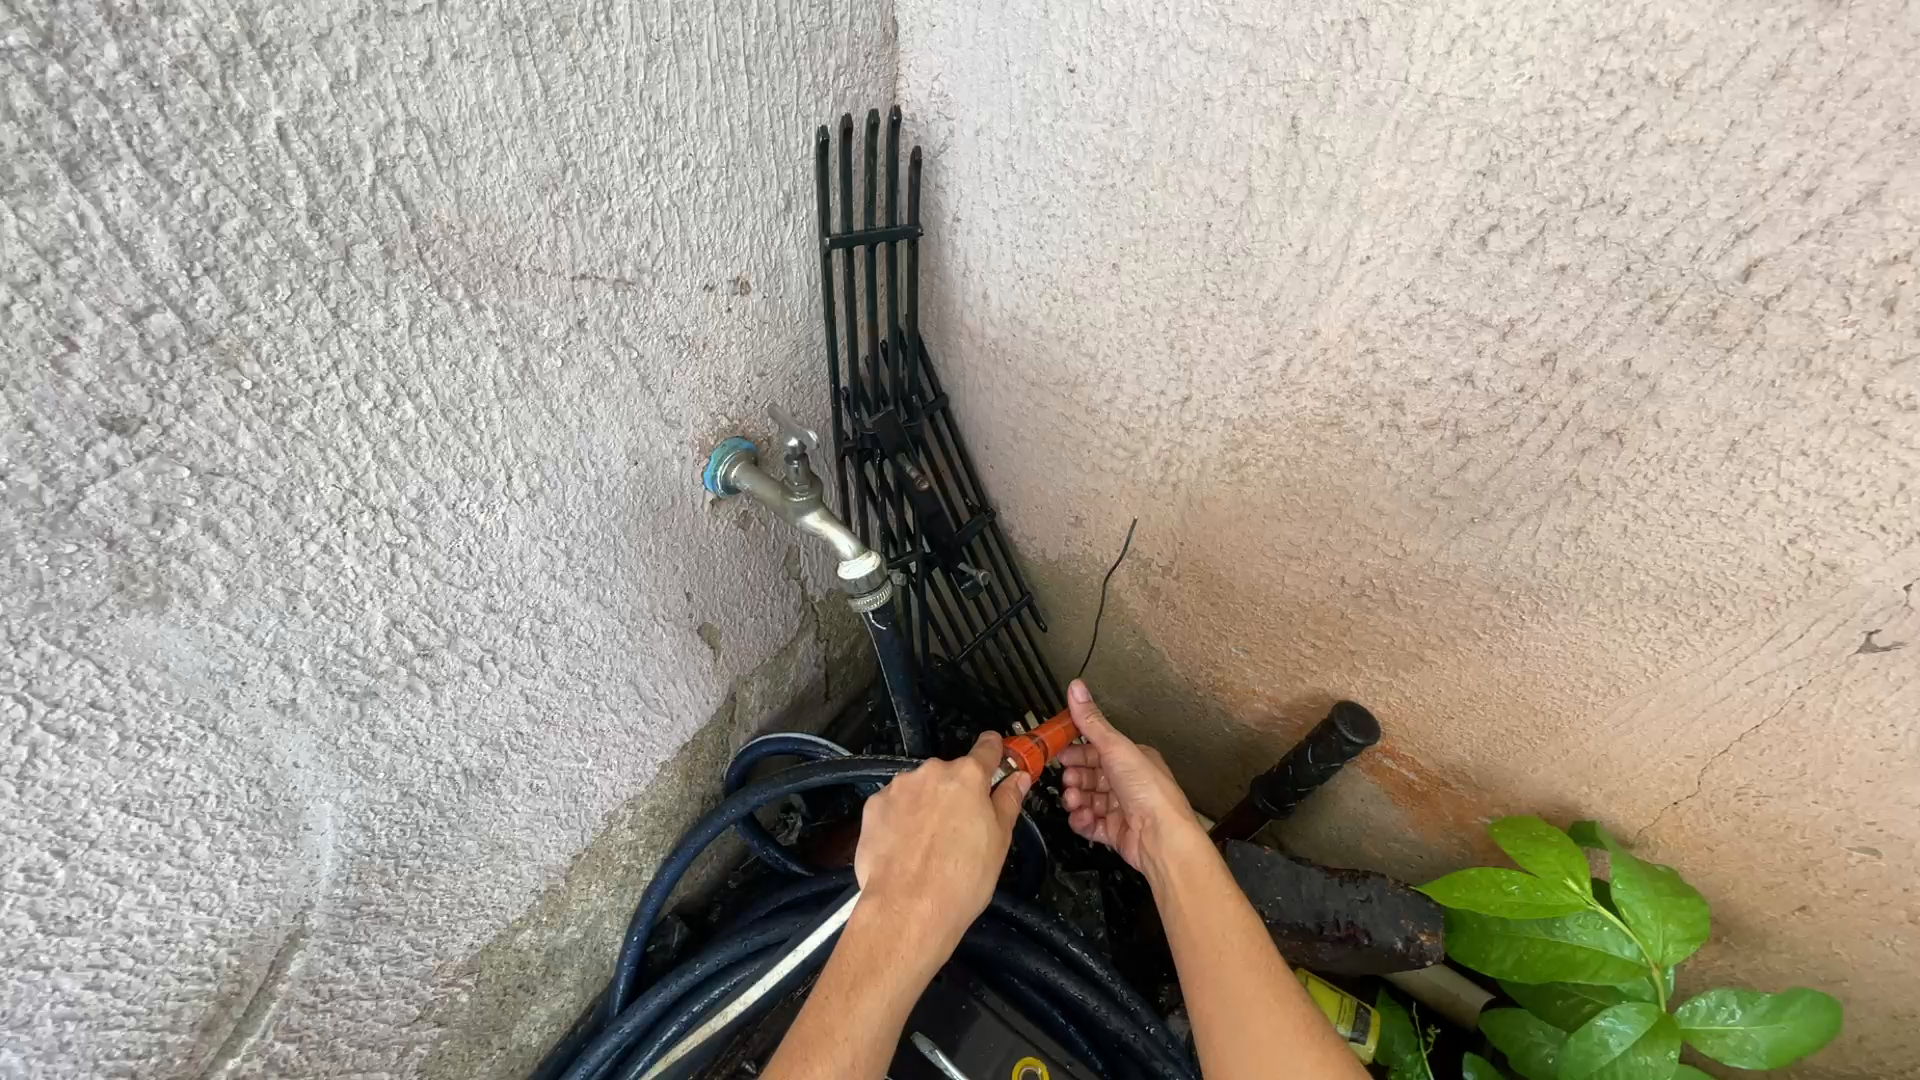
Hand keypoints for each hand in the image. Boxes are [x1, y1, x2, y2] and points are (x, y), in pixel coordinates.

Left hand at [853, 732, 1032, 950]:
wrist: (907, 910)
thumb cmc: (961, 880)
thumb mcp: (1000, 841)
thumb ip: (1009, 801)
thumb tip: (1019, 778)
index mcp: (967, 776)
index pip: (987, 747)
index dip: (994, 751)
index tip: (996, 754)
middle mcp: (932, 772)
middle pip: (950, 774)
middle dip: (956, 793)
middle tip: (961, 828)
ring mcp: (899, 787)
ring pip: (920, 789)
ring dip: (927, 805)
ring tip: (930, 845)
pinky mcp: (874, 806)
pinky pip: (894, 805)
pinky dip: (901, 819)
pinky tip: (907, 848)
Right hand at [1058, 679, 1204, 873]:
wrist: (1162, 838)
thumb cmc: (1151, 792)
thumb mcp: (1116, 747)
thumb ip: (1091, 721)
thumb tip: (1077, 689)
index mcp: (1131, 758)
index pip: (1096, 748)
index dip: (1075, 750)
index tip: (1058, 752)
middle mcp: (1128, 781)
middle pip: (1089, 775)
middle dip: (1074, 777)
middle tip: (1068, 779)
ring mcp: (1122, 807)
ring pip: (1087, 799)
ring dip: (1075, 799)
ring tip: (1074, 800)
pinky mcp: (1116, 831)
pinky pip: (1090, 823)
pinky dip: (1082, 821)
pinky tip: (1082, 817)